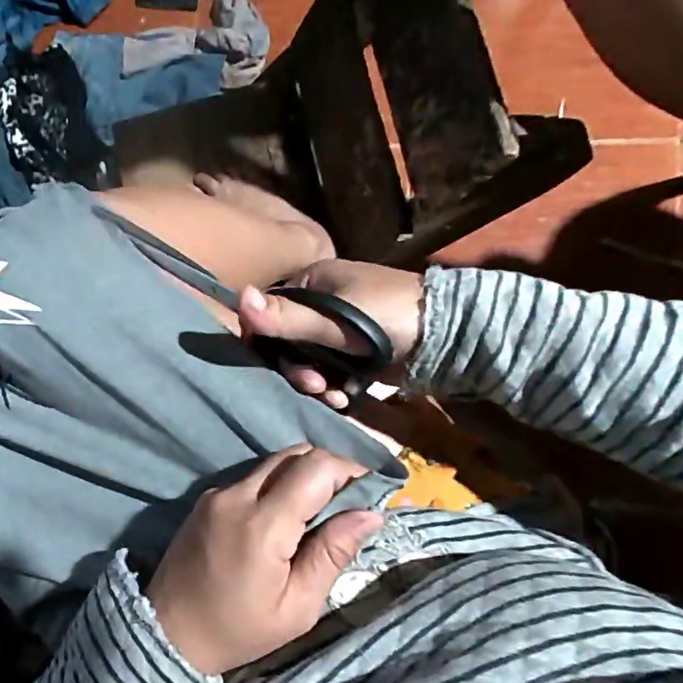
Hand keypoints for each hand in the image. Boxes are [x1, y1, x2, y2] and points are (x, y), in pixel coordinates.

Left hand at [149, 445, 384, 675]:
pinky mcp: (206, 499)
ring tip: (322, 509)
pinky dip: (279, 484)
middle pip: (297, 454)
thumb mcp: (297, 607)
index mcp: (263, 525)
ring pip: (275, 462)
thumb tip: (371, 514)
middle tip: (351, 499)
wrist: (165, 635)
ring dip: (305, 474)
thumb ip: (333, 553)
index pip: (317, 467)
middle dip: (331, 468)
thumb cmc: (237, 630)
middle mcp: (237, 496)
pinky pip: (253, 477)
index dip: (351, 469)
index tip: (372, 489)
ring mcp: (217, 494)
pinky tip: (287, 515)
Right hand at [238, 259, 423, 410]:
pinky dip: (333, 388)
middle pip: (287, 345)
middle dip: (297, 371)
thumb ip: (288, 317)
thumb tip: (238, 297)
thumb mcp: (336, 319)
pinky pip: (330, 373)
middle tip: (316, 387)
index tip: (274, 368)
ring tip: (334, 397)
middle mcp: (320, 305)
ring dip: (316, 385)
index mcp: (312, 283)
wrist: (445, 335)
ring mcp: (339, 332)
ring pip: (308, 363)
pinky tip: (345, 399)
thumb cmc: (388, 315)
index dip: (266, 344)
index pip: (269, 315)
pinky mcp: (355, 354)